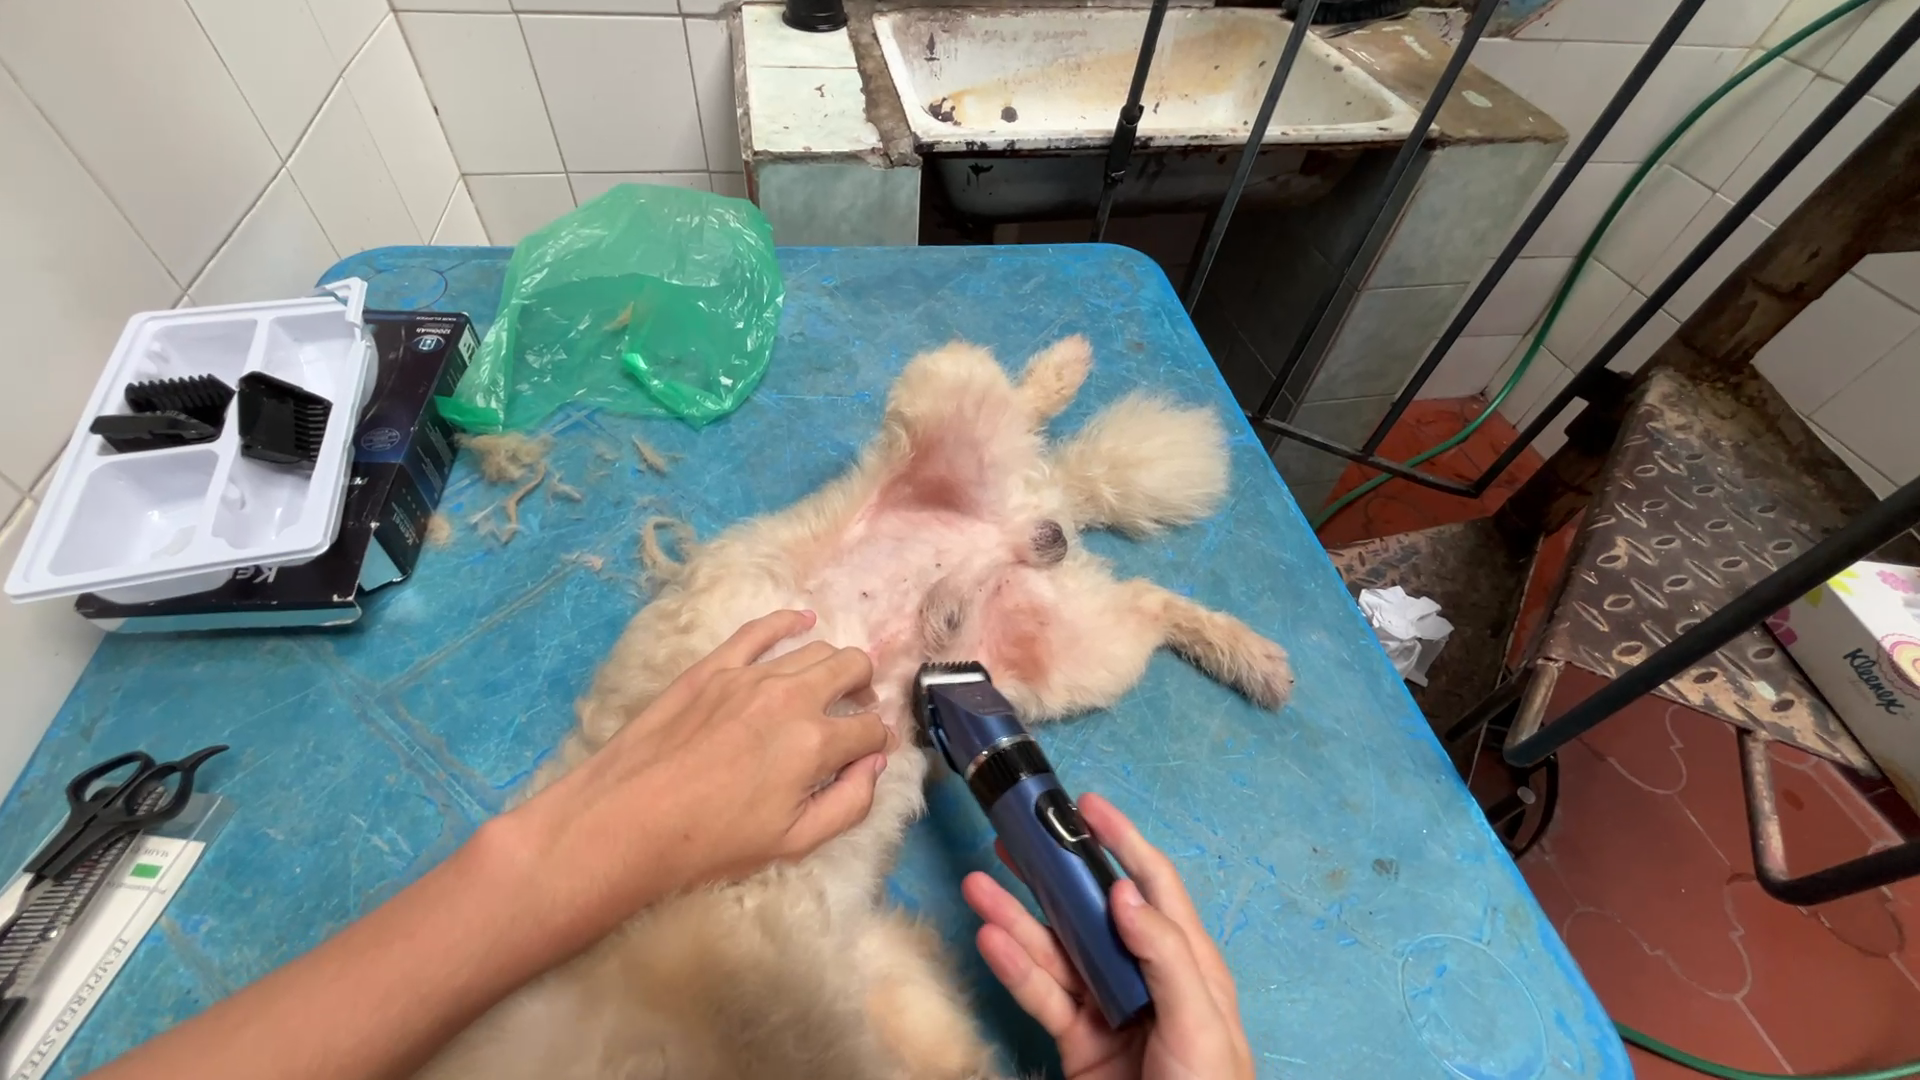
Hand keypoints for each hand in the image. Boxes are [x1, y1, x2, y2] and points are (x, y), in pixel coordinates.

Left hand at [495, 609, 891, 949]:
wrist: (623, 823)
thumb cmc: (711, 844)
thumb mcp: (793, 843)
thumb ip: (850, 803)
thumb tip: (876, 763)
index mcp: (815, 744)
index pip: (870, 728)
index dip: (878, 740)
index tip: (869, 750)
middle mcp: (792, 697)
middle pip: (853, 668)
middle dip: (865, 688)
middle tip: (855, 710)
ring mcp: (751, 675)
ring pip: (816, 648)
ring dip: (835, 665)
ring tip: (829, 685)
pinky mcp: (715, 666)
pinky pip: (762, 629)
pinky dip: (789, 620)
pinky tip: (803, 620)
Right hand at [963, 794, 1253, 1079]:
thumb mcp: (1202, 1026)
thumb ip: (1166, 956)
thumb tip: (1123, 891)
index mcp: (1183, 959)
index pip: (1151, 883)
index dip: (1122, 839)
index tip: (1086, 805)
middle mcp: (1138, 971)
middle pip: (1089, 907)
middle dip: (1051, 871)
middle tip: (1012, 837)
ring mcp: (1103, 1003)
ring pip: (1054, 947)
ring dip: (1016, 916)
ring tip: (978, 887)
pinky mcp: (1075, 1037)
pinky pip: (1040, 994)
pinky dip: (1014, 967)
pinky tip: (990, 940)